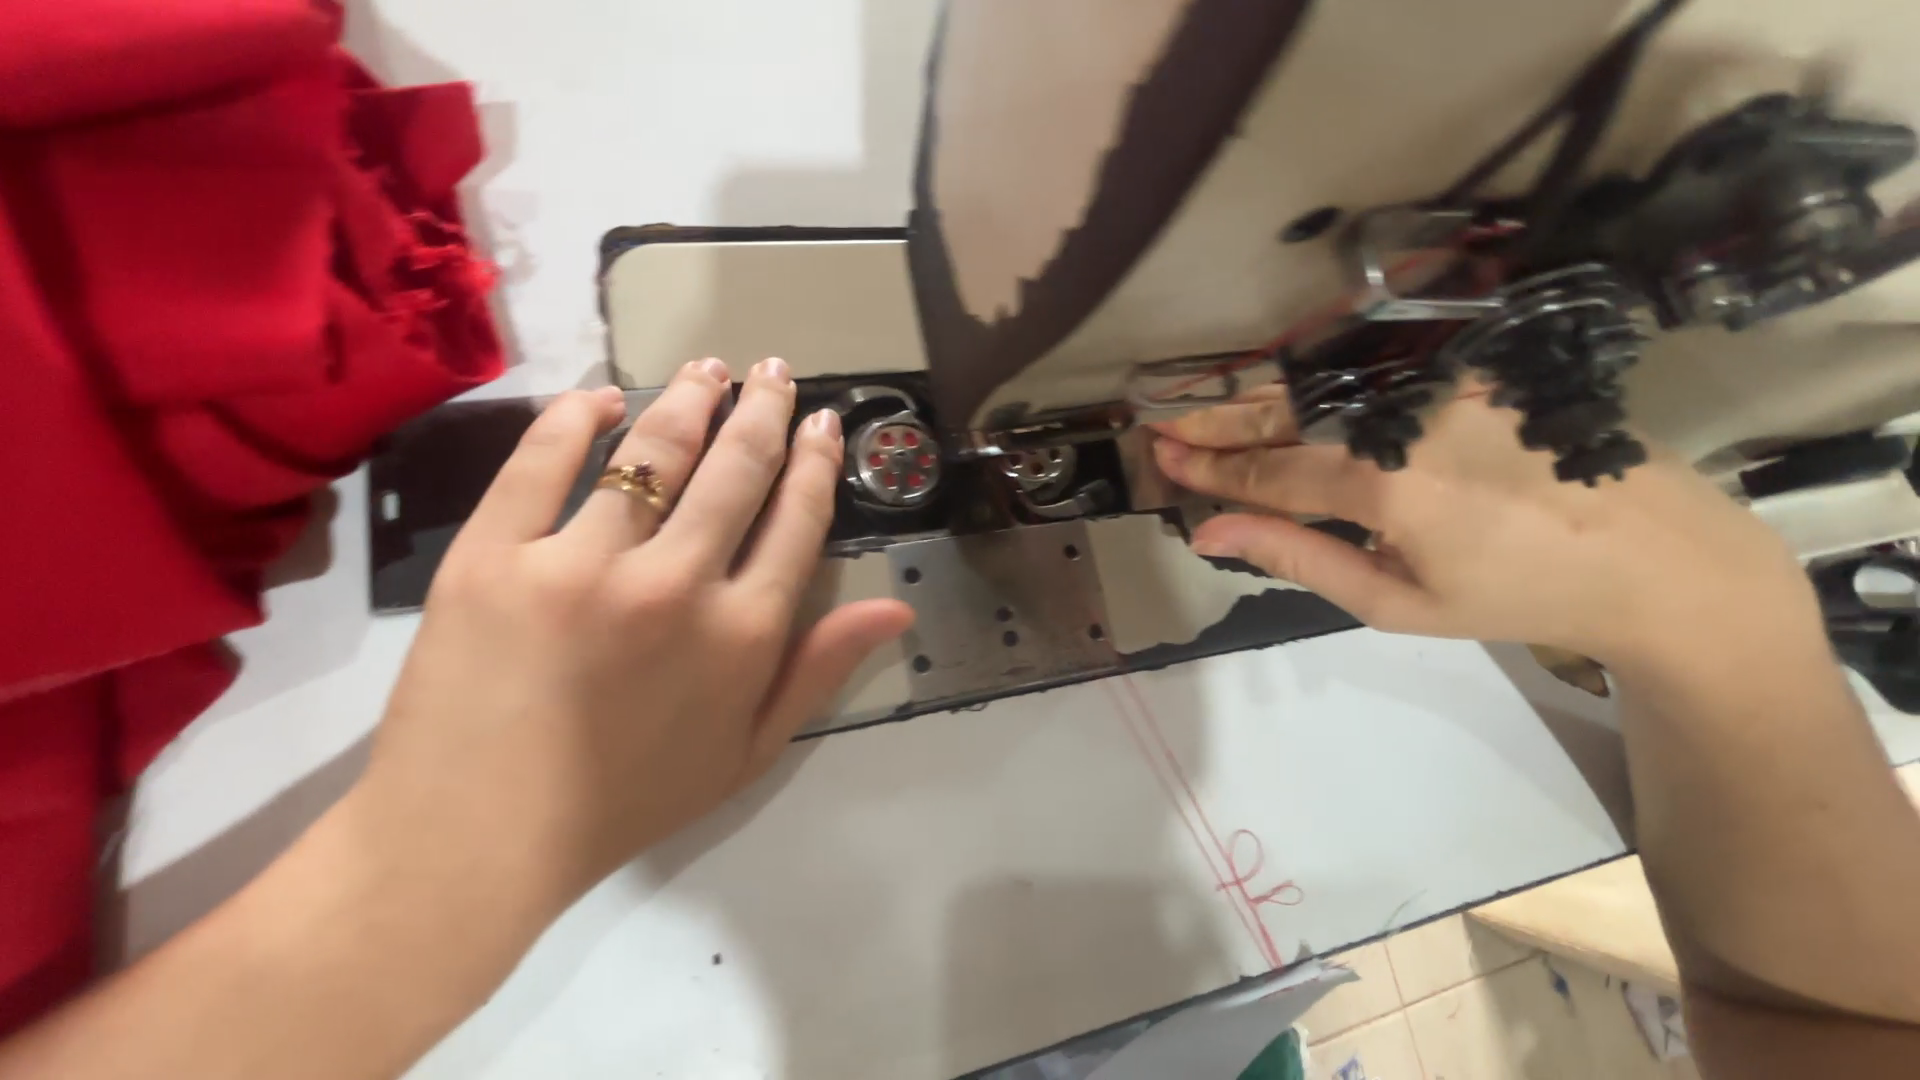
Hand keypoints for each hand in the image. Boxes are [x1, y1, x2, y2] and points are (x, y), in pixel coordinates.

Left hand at [350, 359, 913, 918]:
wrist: (476, 839)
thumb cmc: (629, 799)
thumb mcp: (749, 751)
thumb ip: (821, 669)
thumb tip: (898, 609)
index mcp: (741, 633)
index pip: (796, 522)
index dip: (816, 463)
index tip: (824, 423)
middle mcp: (674, 582)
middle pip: (735, 469)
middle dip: (763, 410)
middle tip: (773, 370)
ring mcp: (579, 562)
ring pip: (652, 452)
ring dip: (688, 398)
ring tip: (708, 366)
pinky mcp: (493, 554)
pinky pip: (541, 461)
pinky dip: (577, 416)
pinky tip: (602, 396)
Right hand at [1150, 385, 1818, 669]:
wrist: (1659, 560)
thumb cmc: (1517, 597)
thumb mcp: (1396, 599)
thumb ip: (1298, 556)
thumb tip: (1213, 532)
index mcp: (1386, 482)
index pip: (1270, 469)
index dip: (1211, 466)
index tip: (1164, 458)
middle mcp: (1408, 417)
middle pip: (1288, 414)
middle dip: (1219, 422)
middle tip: (1164, 426)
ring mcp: (1446, 385)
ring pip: (1329, 389)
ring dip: (1261, 401)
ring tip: (1209, 413)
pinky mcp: (1476, 374)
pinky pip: (1376, 380)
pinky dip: (1321, 393)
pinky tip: (1289, 401)